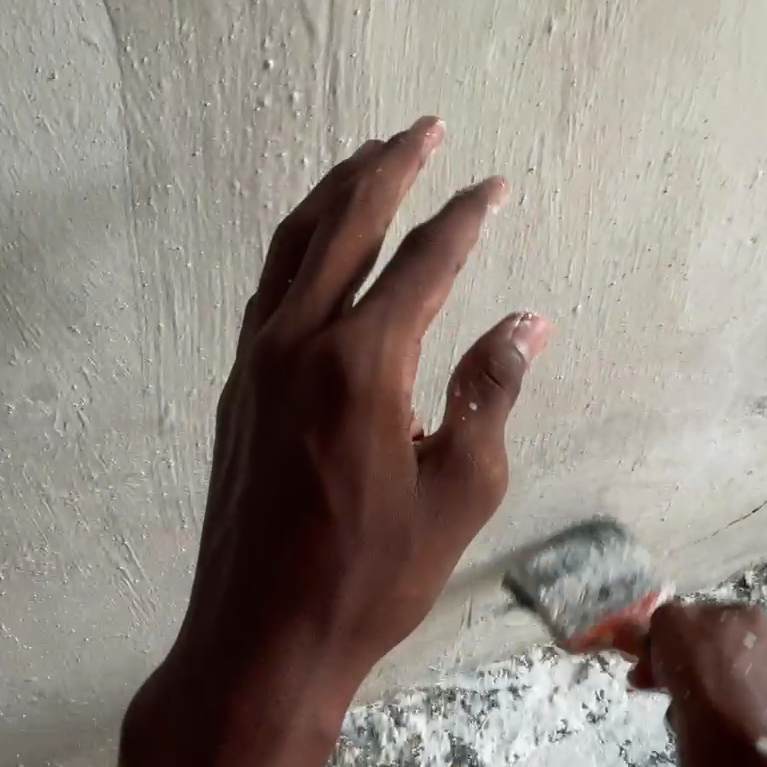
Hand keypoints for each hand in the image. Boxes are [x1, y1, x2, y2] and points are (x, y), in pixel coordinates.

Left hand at [112, 116, 552, 766]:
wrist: (260, 638)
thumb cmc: (371, 575)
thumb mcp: (460, 492)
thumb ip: (489, 392)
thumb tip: (526, 323)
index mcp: (362, 364)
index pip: (424, 262)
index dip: (465, 217)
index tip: (495, 185)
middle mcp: (301, 341)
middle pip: (347, 224)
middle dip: (391, 168)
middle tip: (426, 128)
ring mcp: (259, 356)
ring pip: (296, 242)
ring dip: (338, 192)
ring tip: (372, 156)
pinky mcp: (239, 379)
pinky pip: (272, 283)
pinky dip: (301, 241)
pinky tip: (321, 238)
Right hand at [634, 602, 766, 766]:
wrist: (727, 733)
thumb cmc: (698, 663)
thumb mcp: (666, 619)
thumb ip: (665, 617)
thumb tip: (665, 631)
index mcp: (750, 617)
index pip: (706, 613)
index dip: (675, 628)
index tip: (653, 645)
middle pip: (708, 649)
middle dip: (675, 662)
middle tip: (648, 674)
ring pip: (713, 681)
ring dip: (686, 689)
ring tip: (666, 701)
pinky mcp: (763, 725)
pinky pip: (722, 711)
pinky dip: (702, 715)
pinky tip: (686, 720)